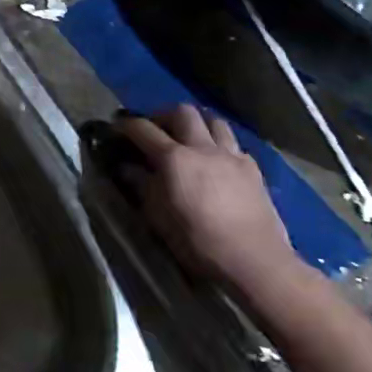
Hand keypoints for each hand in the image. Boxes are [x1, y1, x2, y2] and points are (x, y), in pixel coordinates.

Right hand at [113, 105, 299, 289]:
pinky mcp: (253, 169)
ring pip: (214, 121)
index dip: (126, 125)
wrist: (254, 259)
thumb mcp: (158, 215)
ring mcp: (231, 156)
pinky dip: (221, 145)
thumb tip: (127, 168)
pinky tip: (217, 162)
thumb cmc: (197, 240)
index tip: (117, 126)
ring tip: (189, 138)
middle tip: (156, 129)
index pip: (143, 129)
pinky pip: (234, 144)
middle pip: (183, 112)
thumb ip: (141, 185)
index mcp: (174, 158)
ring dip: (197, 124)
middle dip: (164, 115)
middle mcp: (202, 148)